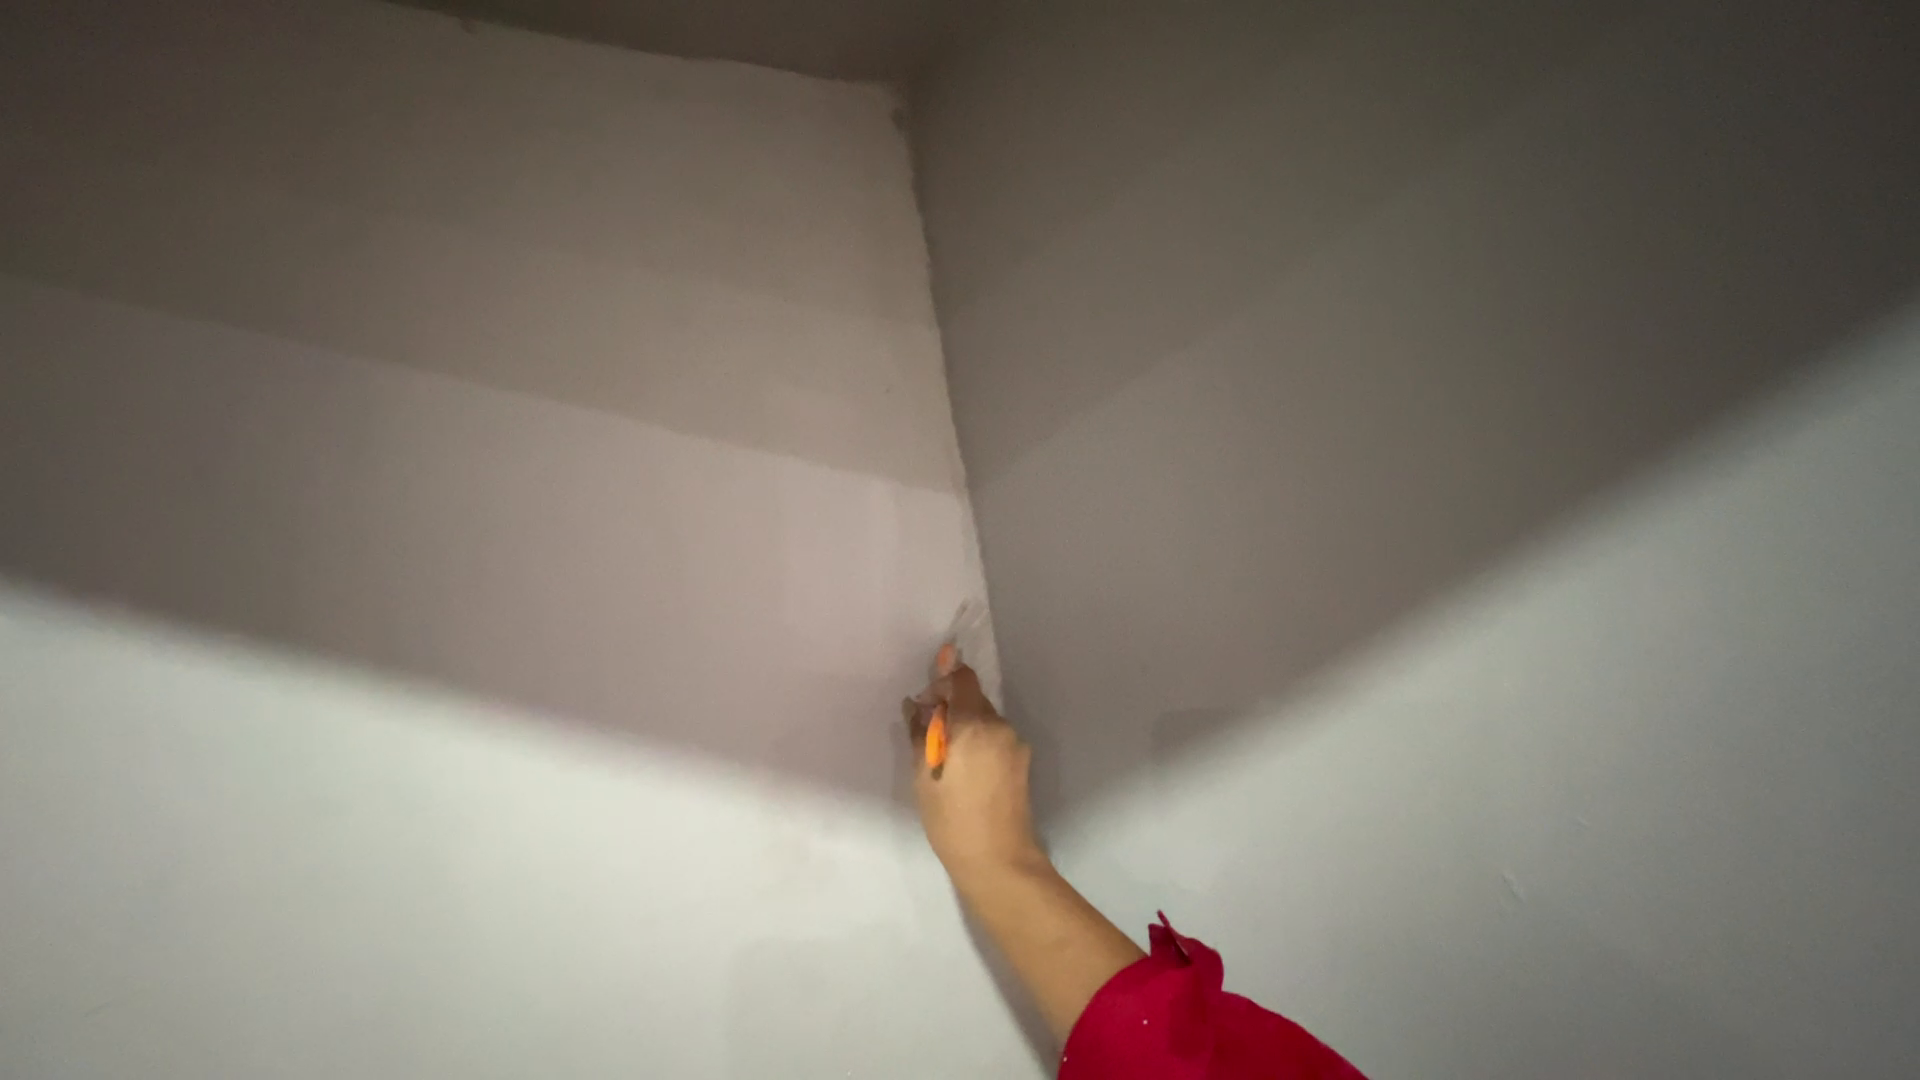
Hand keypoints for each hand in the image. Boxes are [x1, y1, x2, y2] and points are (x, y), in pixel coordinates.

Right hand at [904, 656, 1045, 881]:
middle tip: (928, 738)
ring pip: (985, 719)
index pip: (962, 678)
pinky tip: (966, 774)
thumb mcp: (924, 778)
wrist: (1000, 861)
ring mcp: (1016, 744)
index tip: (924, 709)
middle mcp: (1001, 726)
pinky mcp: (1022, 762)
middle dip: (949, 709)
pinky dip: (978, 743)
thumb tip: (916, 707)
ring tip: (945, 763)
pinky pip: (995, 738)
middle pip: (973, 698)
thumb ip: (920, 734)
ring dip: (964, 727)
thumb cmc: (953, 821)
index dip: (941, 683)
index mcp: (975, 724)